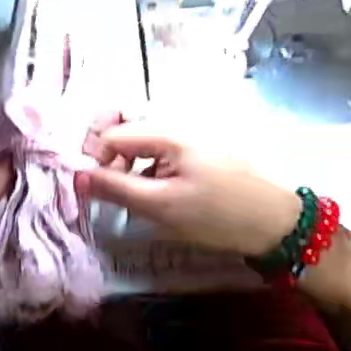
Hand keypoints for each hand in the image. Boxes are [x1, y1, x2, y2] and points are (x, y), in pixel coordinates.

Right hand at [77, 123, 300, 256]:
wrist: (273, 223)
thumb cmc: (217, 215)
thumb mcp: (162, 205)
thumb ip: (116, 188)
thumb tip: (76, 175)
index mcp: (167, 132)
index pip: (111, 133)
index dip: (94, 158)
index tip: (92, 189)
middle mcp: (176, 126)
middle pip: (125, 130)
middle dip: (108, 158)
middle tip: (107, 191)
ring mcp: (189, 139)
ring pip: (141, 144)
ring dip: (126, 166)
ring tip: (129, 198)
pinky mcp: (198, 154)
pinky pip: (159, 154)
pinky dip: (146, 171)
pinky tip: (152, 195)